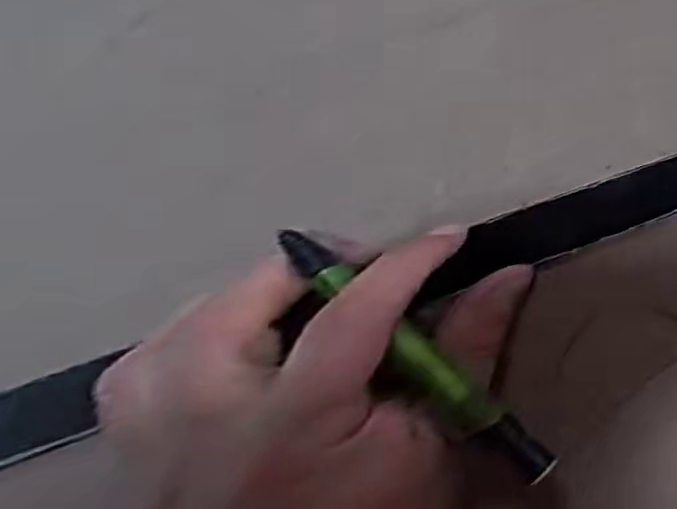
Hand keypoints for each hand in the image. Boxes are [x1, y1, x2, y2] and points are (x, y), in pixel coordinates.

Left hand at [96, 228, 533, 508]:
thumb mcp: (441, 434)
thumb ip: (469, 347)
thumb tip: (511, 274)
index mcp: (292, 432)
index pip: (348, 317)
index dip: (406, 263)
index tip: (451, 237)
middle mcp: (206, 437)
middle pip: (229, 317)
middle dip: (310, 267)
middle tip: (369, 266)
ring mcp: (154, 456)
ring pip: (168, 342)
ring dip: (244, 300)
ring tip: (307, 298)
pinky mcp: (138, 466)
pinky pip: (138, 377)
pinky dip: (195, 338)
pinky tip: (248, 341)